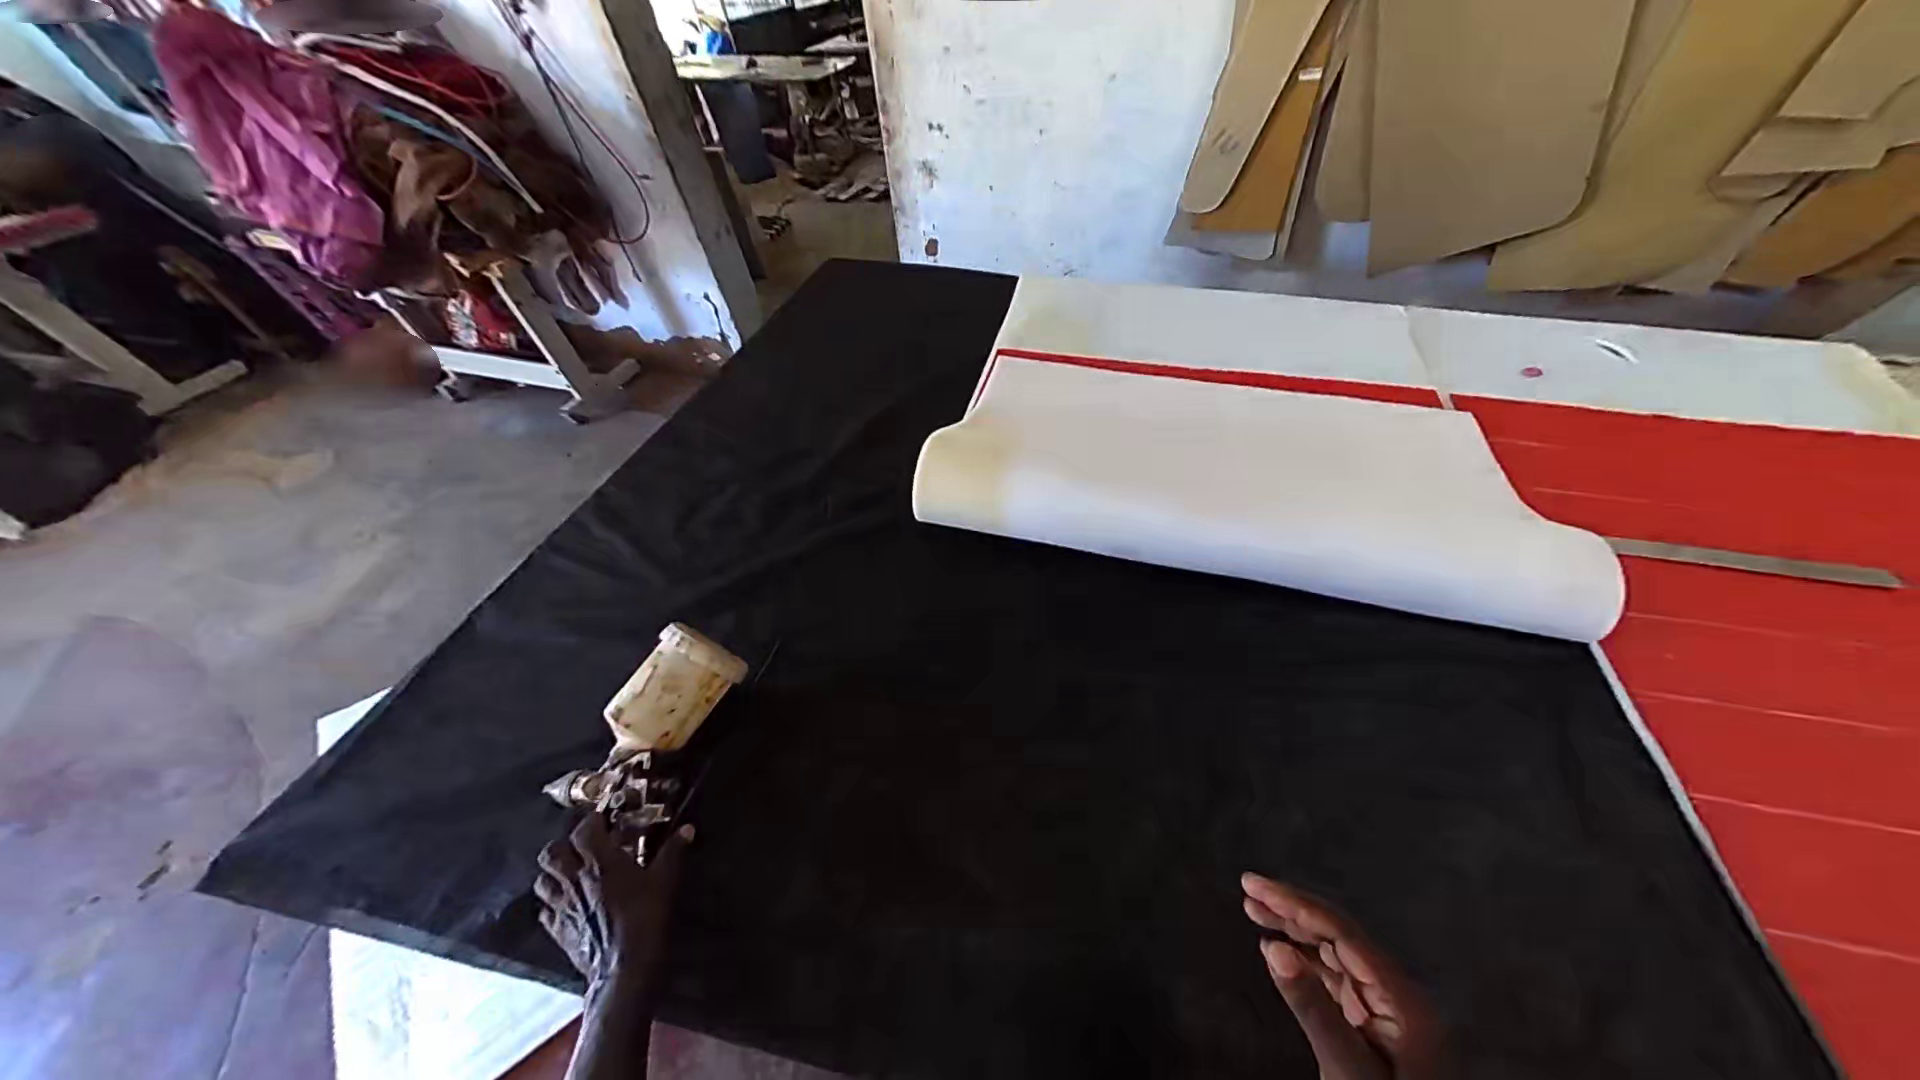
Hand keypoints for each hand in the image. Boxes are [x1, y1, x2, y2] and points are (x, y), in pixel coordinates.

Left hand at [535, 815, 691, 990]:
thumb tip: (687, 829)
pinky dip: (551, 901)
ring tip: (569, 870)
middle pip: (551, 852)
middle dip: (563, 843)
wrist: (623, 967)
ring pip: (542, 880)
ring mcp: (561, 906)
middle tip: (581, 844)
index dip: (590, 820)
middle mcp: (574, 879)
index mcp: (600, 863)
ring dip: (553, 871)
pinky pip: (544, 909)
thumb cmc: (645, 917)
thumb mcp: (665, 880)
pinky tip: (564, 902)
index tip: (603, 817)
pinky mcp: (556, 930)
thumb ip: (673, 851)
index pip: (583, 830)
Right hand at [1242, 874, 1448, 1079]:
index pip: (1342, 932)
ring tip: (1254, 910)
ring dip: (1294, 929)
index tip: (1254, 885)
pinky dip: (1304, 959)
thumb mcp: (1349, 1070)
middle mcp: (1401, 994)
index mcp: (1405, 998)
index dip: (1296, 903)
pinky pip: (1336, 977)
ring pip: (1336, 952)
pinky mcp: (1378, 1026)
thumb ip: (1313, 1007)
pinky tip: (1278, 949)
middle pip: (1340, 935)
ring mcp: (1391, 1010)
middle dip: (1292, 909)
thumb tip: (1272, 946)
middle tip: (1249, 886)